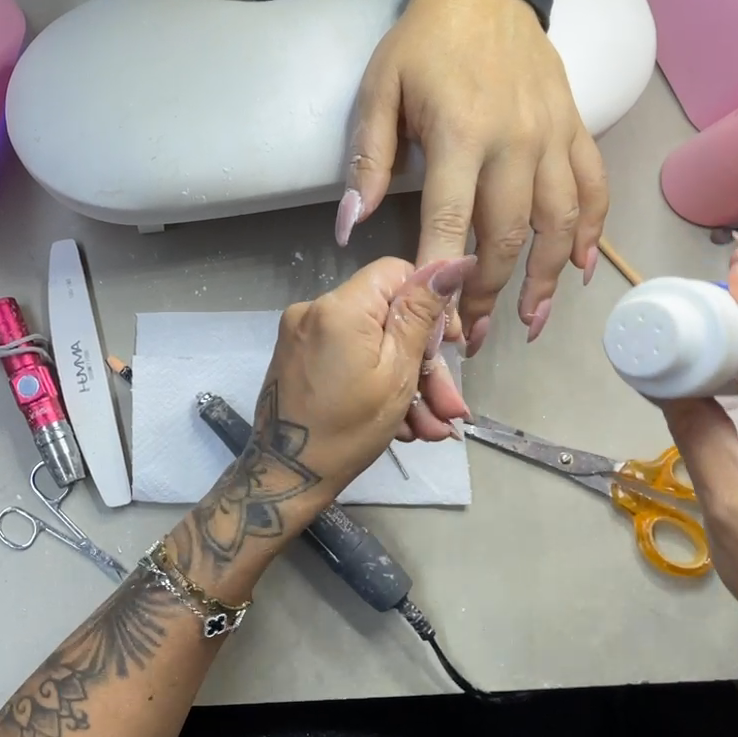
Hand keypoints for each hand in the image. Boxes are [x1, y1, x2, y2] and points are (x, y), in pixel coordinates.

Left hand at [264, 257, 473, 509]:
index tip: (448, 346)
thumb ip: (421, 314)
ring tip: (429, 429)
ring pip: (368, 346)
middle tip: (448, 407)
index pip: (396, 272)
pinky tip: (401, 426)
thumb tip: (452, 262)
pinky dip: (372, 386)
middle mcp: (312, 310)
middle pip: (383, 317)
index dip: (429, 302)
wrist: (285, 474)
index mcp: (338, 307)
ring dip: (404, 385)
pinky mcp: (296, 357)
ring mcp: (300, 335)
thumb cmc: (347, 429)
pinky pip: (346, 359)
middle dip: (422, 363)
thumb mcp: (397, 372)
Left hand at [341, 0, 607, 356]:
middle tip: (471, 336)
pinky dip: (589, 231)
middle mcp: (514, 142)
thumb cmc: (421, 47)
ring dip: (544, 278)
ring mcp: (553, 136)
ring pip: (557, 221)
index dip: (441, 276)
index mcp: (458, 135)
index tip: (431, 321)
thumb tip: (349, 225)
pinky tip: (579, 268)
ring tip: (530, 322)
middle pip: (506, 233)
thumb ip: (367, 160)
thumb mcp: (378, 93)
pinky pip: (593, 187)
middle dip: (487, 292)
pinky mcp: (576, 128)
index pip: (449, 220)